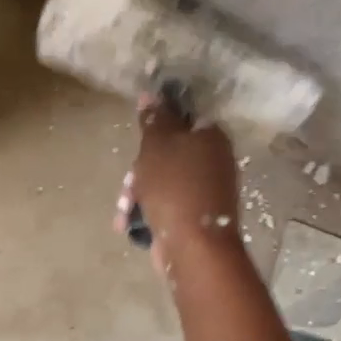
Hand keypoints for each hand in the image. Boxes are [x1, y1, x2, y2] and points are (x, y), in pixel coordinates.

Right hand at [114, 97, 241, 269]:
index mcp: (212, 136)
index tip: (138, 141)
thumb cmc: (175, 188)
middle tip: (130, 183)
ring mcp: (207, 192)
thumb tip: (150, 95)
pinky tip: (130, 224)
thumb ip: (154, 120)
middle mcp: (214, 161)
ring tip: (126, 211)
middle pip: (168, 154)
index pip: (183, 118)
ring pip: (162, 182)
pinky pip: (166, 206)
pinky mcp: (196, 218)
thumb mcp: (157, 146)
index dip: (157, 128)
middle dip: (141, 170)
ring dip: (138, 194)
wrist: (193, 246)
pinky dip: (147, 212)